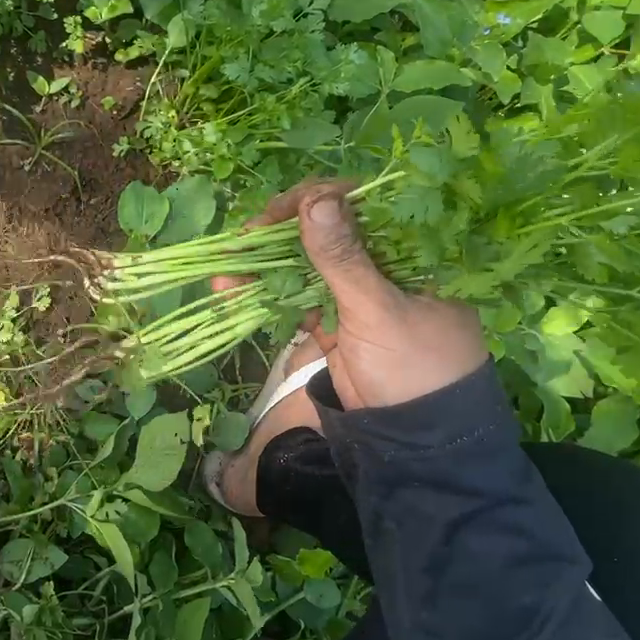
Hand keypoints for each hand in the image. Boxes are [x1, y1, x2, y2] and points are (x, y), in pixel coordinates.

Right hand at [220, 180, 486, 409]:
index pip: (362, 207)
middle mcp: (385, 265)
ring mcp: (356, 294)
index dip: (317, 202)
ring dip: (264, 265)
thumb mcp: (377, 310)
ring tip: (225, 266)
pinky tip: (231, 288)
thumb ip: (342, 257)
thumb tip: (314, 199)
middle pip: (326, 234)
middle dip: (279, 234)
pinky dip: (265, 294)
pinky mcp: (333, 322)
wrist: (415, 440)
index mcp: (414, 252)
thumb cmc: (413, 368)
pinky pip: (295, 298)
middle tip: (242, 241)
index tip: (278, 213)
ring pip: (304, 266)